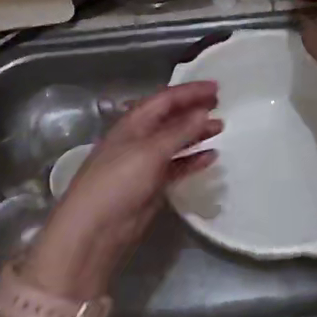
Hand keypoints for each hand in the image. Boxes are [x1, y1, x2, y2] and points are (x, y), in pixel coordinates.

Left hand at [22, 82, 221, 299]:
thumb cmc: (118, 182)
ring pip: (175, 141)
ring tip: (220, 127)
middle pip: (170, 118)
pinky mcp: (152, 185)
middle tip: (221, 103)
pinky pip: (177, 166)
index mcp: (132, 124)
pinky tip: (211, 157)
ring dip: (196, 133)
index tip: (216, 87)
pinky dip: (193, 159)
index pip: (164, 99)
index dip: (189, 91)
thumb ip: (179, 132)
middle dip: (193, 109)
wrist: (95, 230)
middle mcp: (138, 139)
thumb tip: (203, 112)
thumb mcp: (150, 151)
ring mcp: (145, 163)